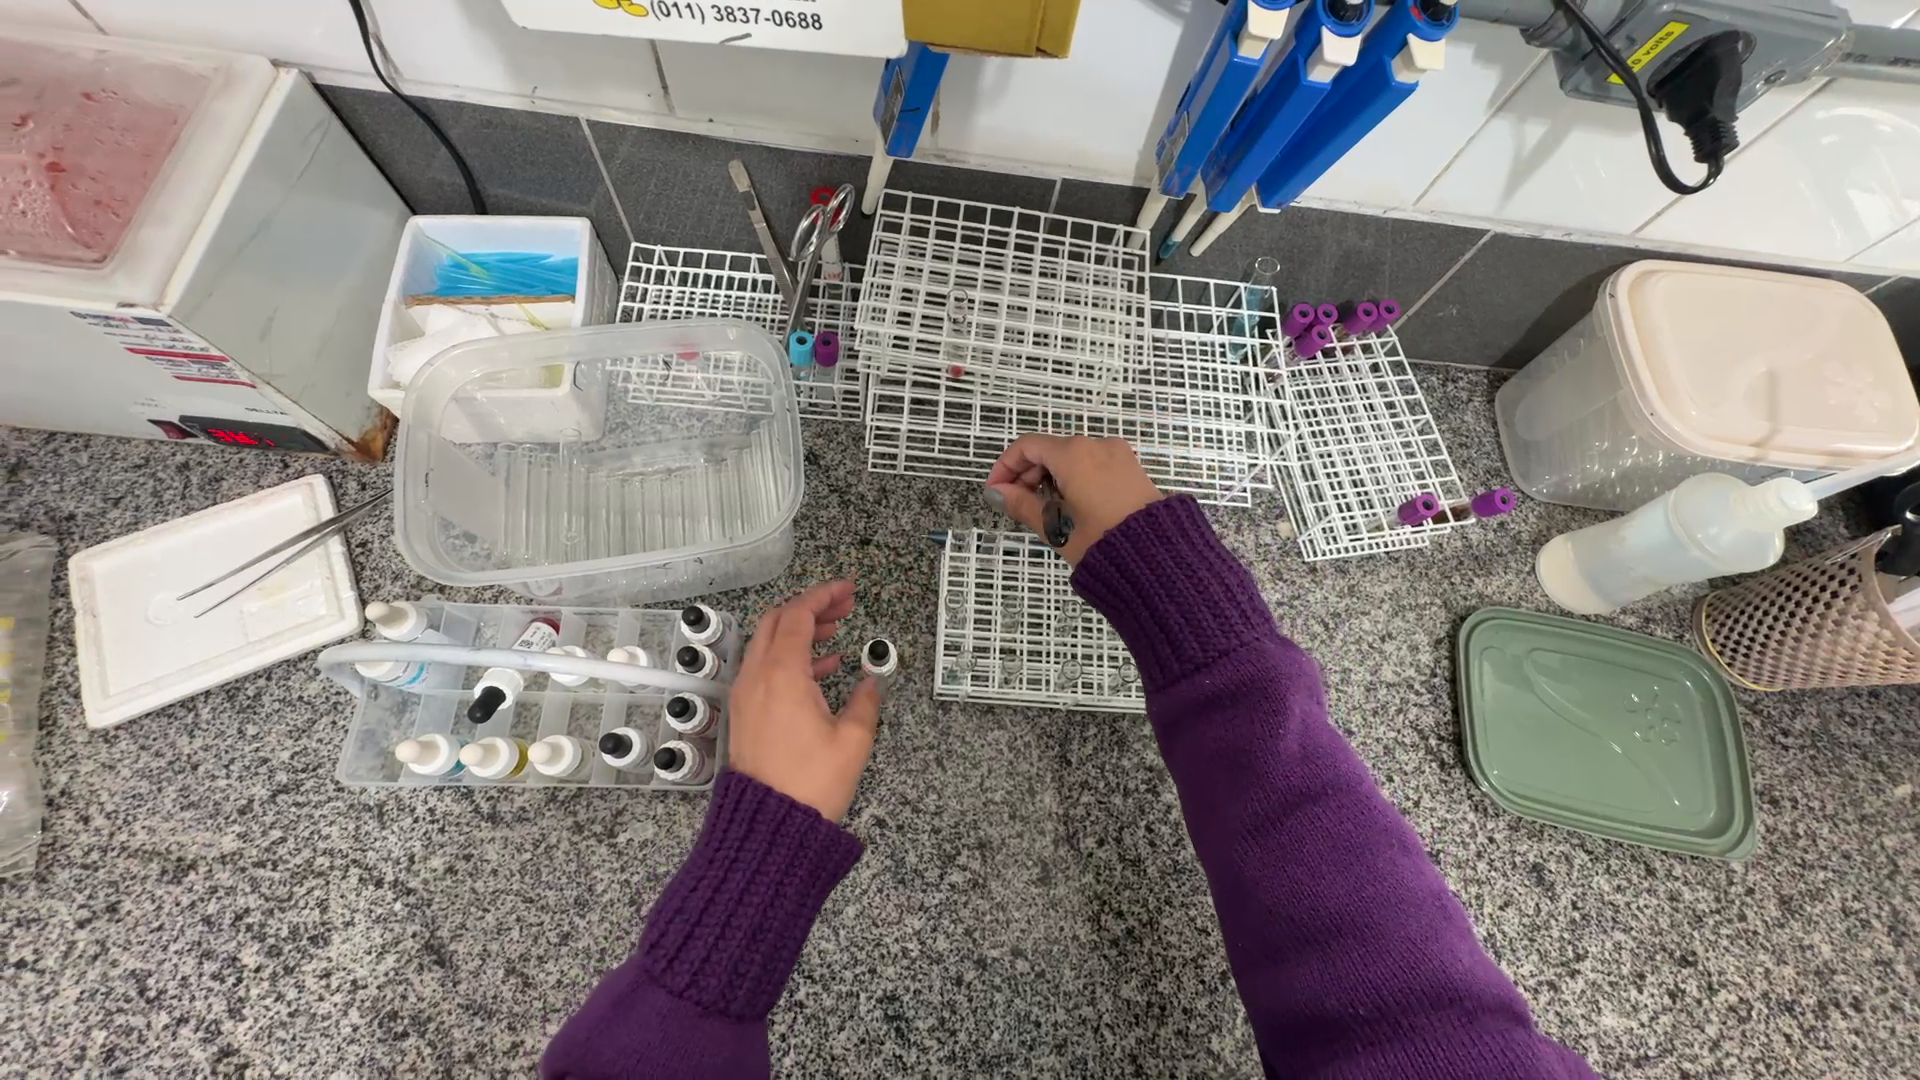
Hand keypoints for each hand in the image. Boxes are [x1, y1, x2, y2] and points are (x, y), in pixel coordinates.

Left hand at [726, 581, 881, 821]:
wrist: (768, 829)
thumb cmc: (812, 784)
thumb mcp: (853, 741)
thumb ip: (866, 701)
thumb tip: (873, 681)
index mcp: (783, 674)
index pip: (799, 615)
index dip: (824, 595)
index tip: (848, 589)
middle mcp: (757, 677)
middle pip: (778, 620)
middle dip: (812, 608)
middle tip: (845, 607)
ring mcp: (746, 695)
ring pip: (769, 643)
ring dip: (801, 631)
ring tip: (837, 633)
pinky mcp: (745, 714)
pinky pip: (765, 669)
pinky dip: (791, 657)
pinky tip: (822, 669)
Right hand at [985, 435, 1163, 564]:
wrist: (1156, 557)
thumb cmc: (1102, 540)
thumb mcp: (1055, 525)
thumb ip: (1021, 504)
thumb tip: (997, 493)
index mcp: (1074, 454)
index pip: (1027, 447)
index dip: (1005, 467)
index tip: (996, 490)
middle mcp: (1097, 445)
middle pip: (1050, 450)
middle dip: (1027, 474)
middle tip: (1015, 504)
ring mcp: (1118, 455)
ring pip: (1072, 458)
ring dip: (1050, 478)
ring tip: (1044, 511)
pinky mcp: (1131, 469)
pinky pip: (1093, 465)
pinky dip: (1074, 479)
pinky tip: (1070, 507)